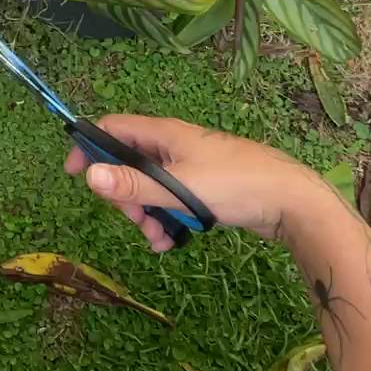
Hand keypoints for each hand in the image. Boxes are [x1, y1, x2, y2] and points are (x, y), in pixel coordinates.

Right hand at [64, 114, 338, 249]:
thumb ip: (133, 185)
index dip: (90, 147)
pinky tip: (171, 241)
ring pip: (151, 185)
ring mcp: (190, 166)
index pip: (112, 129)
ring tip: (156, 238)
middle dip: (124, 193)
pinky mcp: (206, 187)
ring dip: (145, 212)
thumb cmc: (234, 184)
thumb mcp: (178, 188)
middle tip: (132, 218)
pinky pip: (172, 199)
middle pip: (129, 162)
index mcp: (163, 133)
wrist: (294, 202)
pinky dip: (166, 217)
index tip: (76, 174)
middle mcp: (173, 145)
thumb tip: (88, 176)